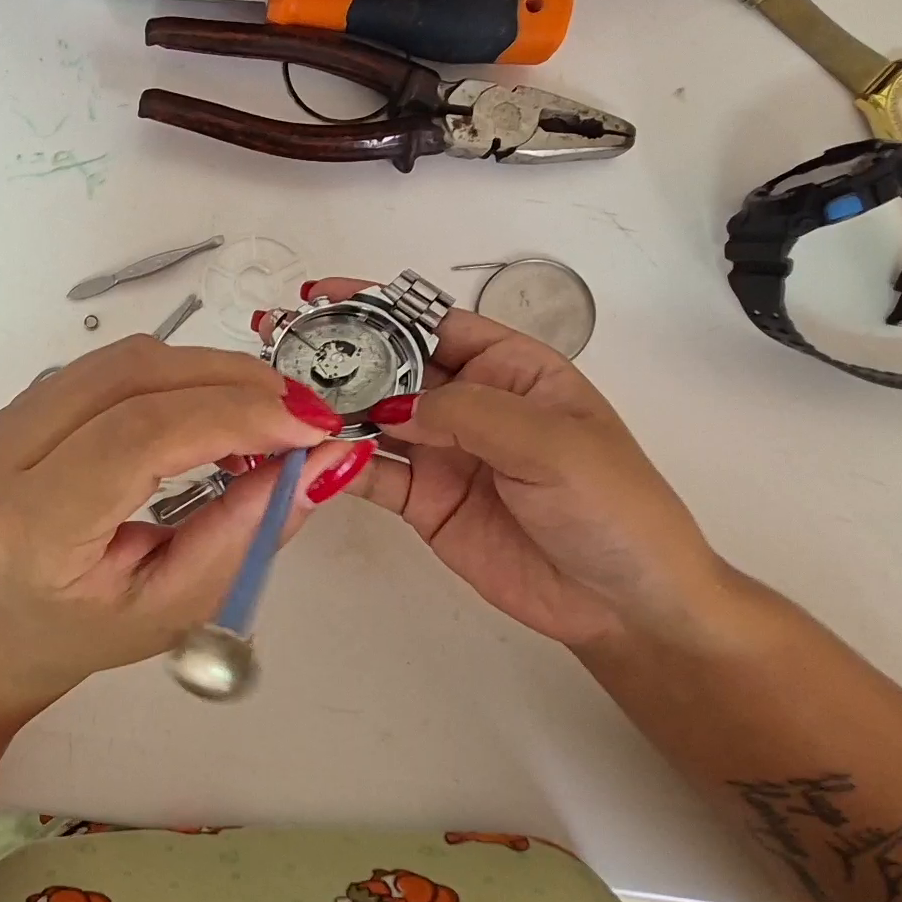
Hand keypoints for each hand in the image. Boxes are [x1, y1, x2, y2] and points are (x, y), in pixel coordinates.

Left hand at [0, 335, 377, 707]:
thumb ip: (245, 533)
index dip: (230, 417)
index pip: (135, 439)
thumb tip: (324, 462)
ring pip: (119, 361)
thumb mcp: (178, 606)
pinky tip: (213, 409)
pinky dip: (175, 376)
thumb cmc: (92, 630)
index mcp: (32, 529)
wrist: (15, 620)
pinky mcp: (18, 408)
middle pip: (127, 379)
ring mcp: (2, 426)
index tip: (311, 426)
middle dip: (229, 382)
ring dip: (206, 372)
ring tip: (265, 414)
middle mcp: (2, 462)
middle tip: (302, 412)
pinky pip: (107, 368)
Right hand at [264, 282, 720, 645]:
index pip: (434, 324)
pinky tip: (309, 457)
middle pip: (392, 369)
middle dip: (341, 356)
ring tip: (281, 401)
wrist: (620, 604)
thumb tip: (388, 407)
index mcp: (510, 370)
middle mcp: (467, 404)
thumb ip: (468, 415)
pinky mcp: (420, 500)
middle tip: (284, 349)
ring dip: (330, 410)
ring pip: (372, 420)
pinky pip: (370, 474)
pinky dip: (339, 464)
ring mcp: (439, 453)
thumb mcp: (551, 444)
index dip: (380, 307)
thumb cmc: (610, 506)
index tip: (322, 297)